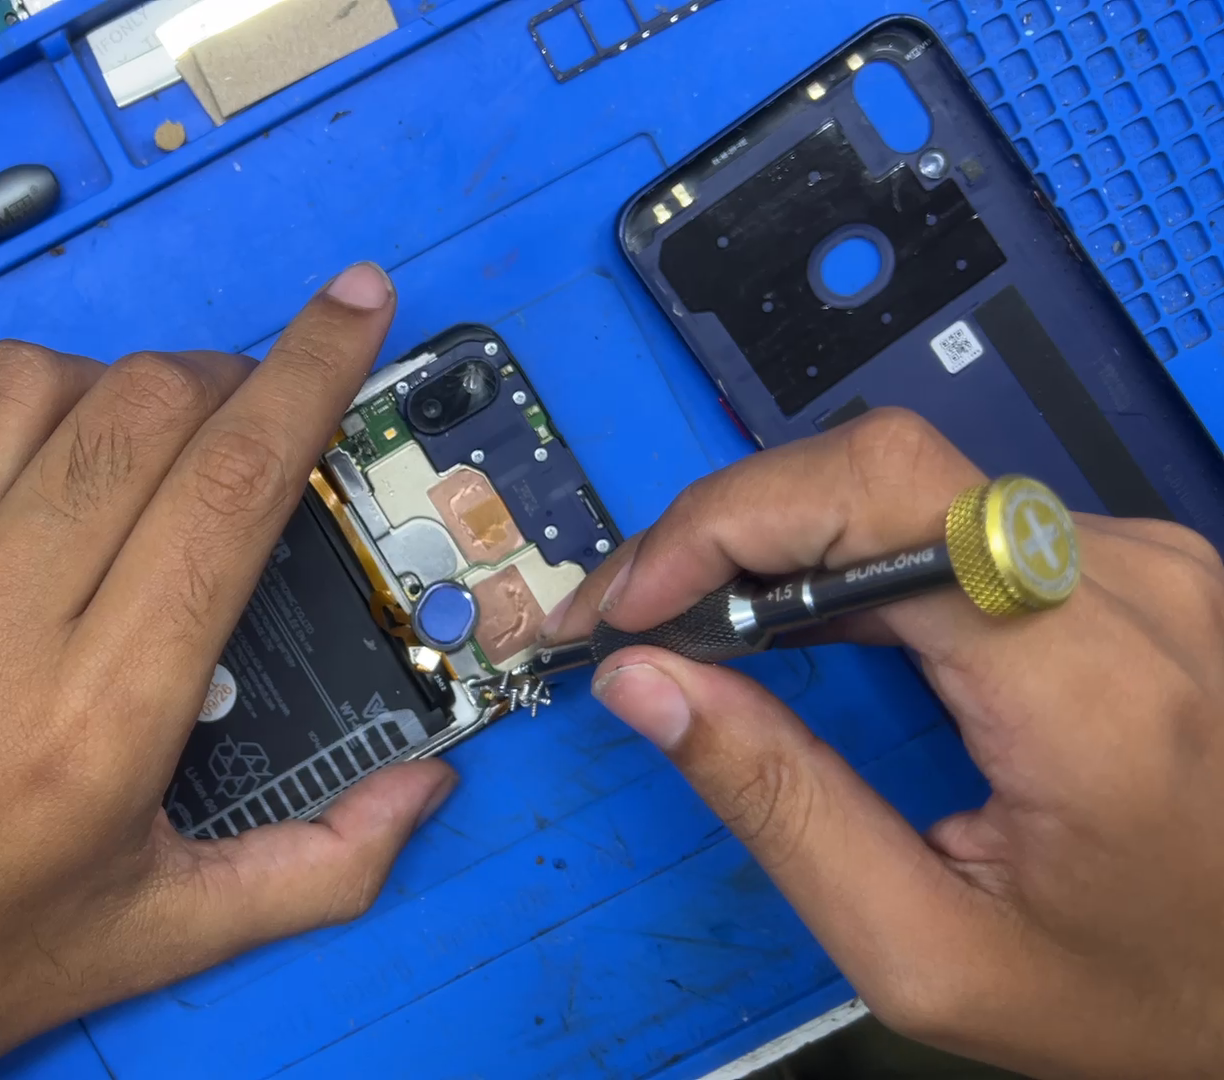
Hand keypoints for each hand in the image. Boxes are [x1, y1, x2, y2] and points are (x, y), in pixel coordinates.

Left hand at [0, 264, 455, 1079]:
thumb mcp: (169, 932)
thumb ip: (324, 864)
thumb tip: (428, 790)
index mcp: (102, 712)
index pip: (228, 491)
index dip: (310, 377)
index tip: (357, 305)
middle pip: (146, 412)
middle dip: (234, 377)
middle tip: (259, 414)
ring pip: (42, 382)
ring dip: (128, 384)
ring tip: (153, 441)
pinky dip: (31, 398)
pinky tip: (50, 456)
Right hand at [545, 409, 1223, 1077]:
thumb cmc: (1141, 998)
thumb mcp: (926, 948)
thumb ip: (773, 803)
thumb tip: (634, 678)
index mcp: (1091, 675)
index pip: (871, 496)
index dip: (720, 525)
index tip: (625, 612)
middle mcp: (1116, 575)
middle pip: (853, 474)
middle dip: (698, 536)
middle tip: (613, 619)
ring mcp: (1114, 556)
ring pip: (867, 485)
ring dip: (735, 542)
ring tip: (659, 619)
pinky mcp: (1088, 562)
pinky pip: (901, 517)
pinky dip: (791, 552)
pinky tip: (744, 611)